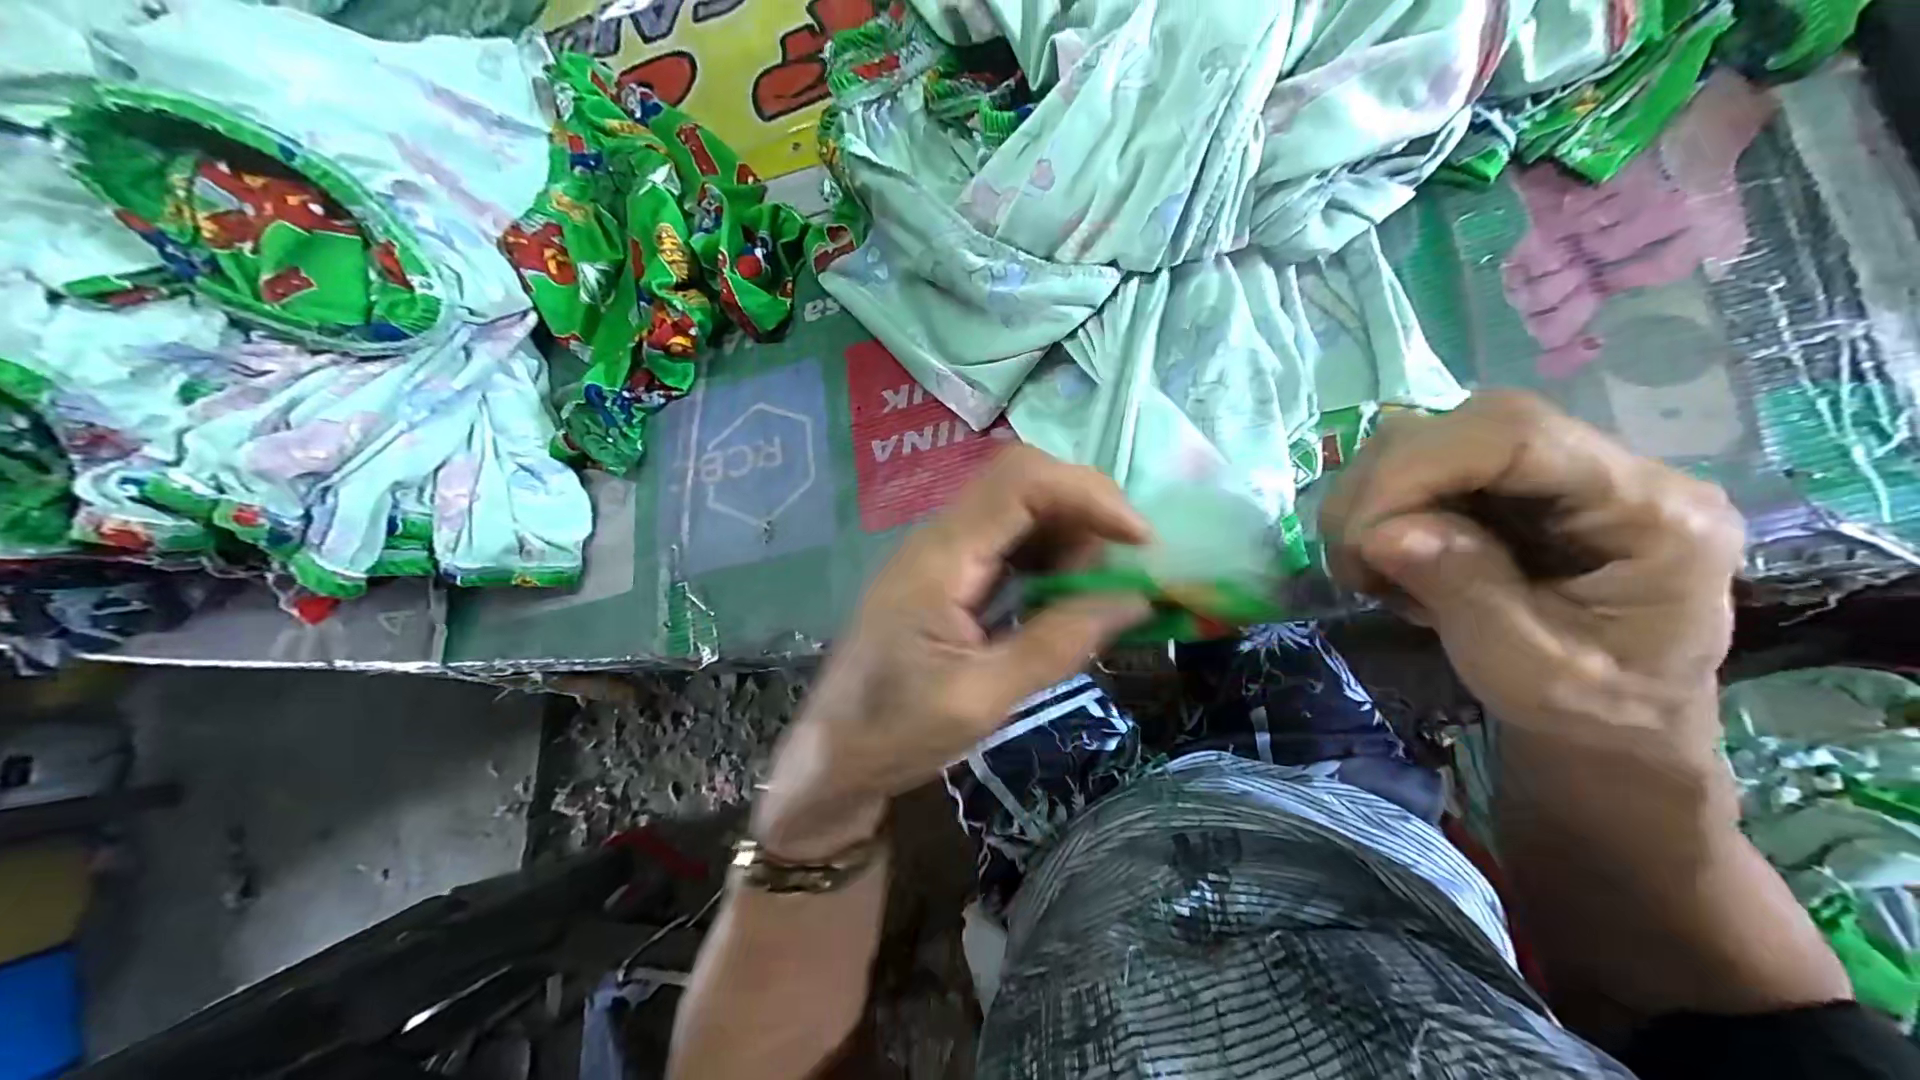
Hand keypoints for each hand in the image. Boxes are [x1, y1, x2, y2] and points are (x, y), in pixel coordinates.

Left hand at [753, 445, 1151, 860]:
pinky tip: (1063, 600)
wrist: (833, 758)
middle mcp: (939, 539)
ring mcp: (942, 555)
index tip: (1141, 541)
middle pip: (1024, 483)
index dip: (1089, 494)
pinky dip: (1049, 562)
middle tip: (1119, 575)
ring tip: (1093, 597)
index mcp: (940, 557)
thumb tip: (1137, 600)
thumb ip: (1059, 643)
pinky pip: (1009, 545)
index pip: (1021, 482)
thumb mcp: (983, 697)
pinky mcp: (948, 577)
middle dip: (1085, 515)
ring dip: (1070, 541)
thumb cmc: (895, 733)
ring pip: (1021, 511)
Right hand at [1320, 390, 1744, 757]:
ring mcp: (1551, 471)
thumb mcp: (1531, 672)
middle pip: (1466, 424)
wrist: (1611, 722)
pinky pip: (1415, 465)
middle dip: (1386, 487)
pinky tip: (1386, 557)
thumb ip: (1468, 596)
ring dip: (1372, 499)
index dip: (1419, 467)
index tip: (1364, 536)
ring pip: (1428, 436)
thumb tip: (1381, 534)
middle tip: (1357, 563)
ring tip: (1369, 569)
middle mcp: (1608, 469)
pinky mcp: (1505, 484)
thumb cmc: (1590, 710)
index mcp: (1652, 512)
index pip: (1518, 435)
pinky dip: (1375, 509)